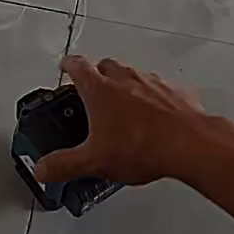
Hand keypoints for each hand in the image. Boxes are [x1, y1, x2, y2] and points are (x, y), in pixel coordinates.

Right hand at [32, 55, 221, 186]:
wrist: (188, 145)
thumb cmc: (143, 145)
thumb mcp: (94, 161)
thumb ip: (64, 165)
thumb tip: (44, 169)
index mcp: (101, 89)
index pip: (78, 66)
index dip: (68, 65)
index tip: (65, 65)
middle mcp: (126, 79)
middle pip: (107, 65)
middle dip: (98, 73)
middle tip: (94, 85)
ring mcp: (153, 83)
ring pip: (134, 74)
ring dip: (127, 84)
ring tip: (124, 103)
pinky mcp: (176, 92)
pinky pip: (161, 88)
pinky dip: (155, 97)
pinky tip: (155, 115)